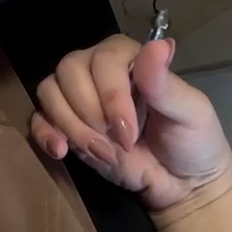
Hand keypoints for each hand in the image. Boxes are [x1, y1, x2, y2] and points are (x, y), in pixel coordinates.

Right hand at [30, 36, 231, 211]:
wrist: (185, 187)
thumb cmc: (192, 142)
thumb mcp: (191, 113)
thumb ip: (165, 83)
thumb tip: (160, 44)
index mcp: (124, 56)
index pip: (101, 60)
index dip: (110, 95)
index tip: (130, 132)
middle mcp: (93, 68)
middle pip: (68, 71)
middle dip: (90, 112)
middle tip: (119, 143)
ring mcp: (75, 96)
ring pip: (50, 92)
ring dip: (71, 126)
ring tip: (102, 153)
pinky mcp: (64, 124)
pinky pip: (38, 117)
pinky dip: (44, 133)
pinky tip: (60, 150)